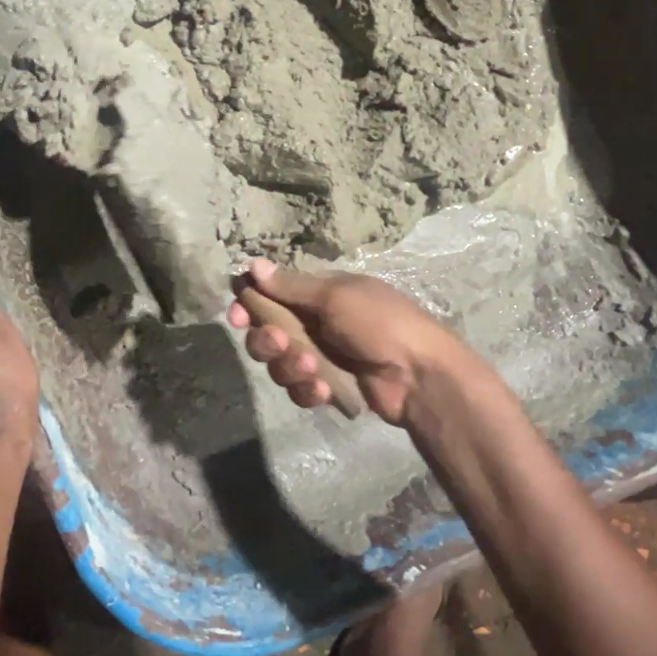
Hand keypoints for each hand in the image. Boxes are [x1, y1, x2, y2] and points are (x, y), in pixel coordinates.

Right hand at [226, 258, 489, 424]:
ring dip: (289, 366)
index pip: (271, 294)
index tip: (237, 316)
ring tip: (312, 369)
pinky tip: (323, 390)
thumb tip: (252, 265)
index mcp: (319, 293)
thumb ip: (291, 286)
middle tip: (280, 343)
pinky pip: (299, 389)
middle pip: (267, 332)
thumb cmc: (380, 323)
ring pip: (279, 364)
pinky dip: (306, 390)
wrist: (420, 375)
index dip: (249, 305)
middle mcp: (315, 323)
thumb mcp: (336, 297)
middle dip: (266, 340)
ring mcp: (321, 357)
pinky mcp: (328, 387)